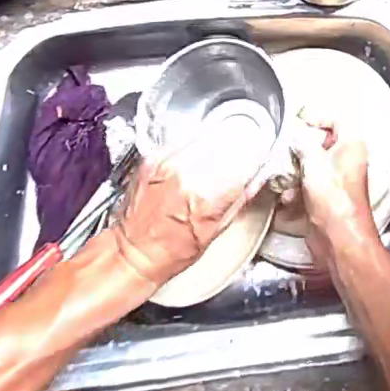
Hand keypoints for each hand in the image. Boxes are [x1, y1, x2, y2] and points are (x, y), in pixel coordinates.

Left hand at [108, 136, 260, 288]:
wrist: (131, 253)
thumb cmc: (170, 251)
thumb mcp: (216, 231)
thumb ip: (241, 199)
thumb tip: (257, 178)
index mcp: (207, 197)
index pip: (244, 159)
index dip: (255, 154)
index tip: (258, 155)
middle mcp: (187, 174)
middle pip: (226, 143)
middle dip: (236, 149)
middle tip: (238, 158)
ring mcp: (168, 163)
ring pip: (205, 136)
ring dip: (216, 144)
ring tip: (215, 160)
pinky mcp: (153, 157)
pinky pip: (184, 141)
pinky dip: (193, 147)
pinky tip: (192, 164)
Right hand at [290, 120, 381, 269]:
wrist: (340, 240)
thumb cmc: (335, 202)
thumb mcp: (314, 164)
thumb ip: (304, 144)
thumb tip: (297, 133)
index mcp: (352, 146)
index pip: (338, 120)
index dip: (319, 118)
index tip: (300, 122)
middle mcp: (347, 160)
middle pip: (322, 143)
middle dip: (301, 148)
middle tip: (287, 149)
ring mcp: (337, 179)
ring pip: (312, 164)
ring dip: (296, 170)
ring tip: (285, 176)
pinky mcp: (327, 197)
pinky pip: (309, 184)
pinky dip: (298, 188)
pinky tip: (290, 197)